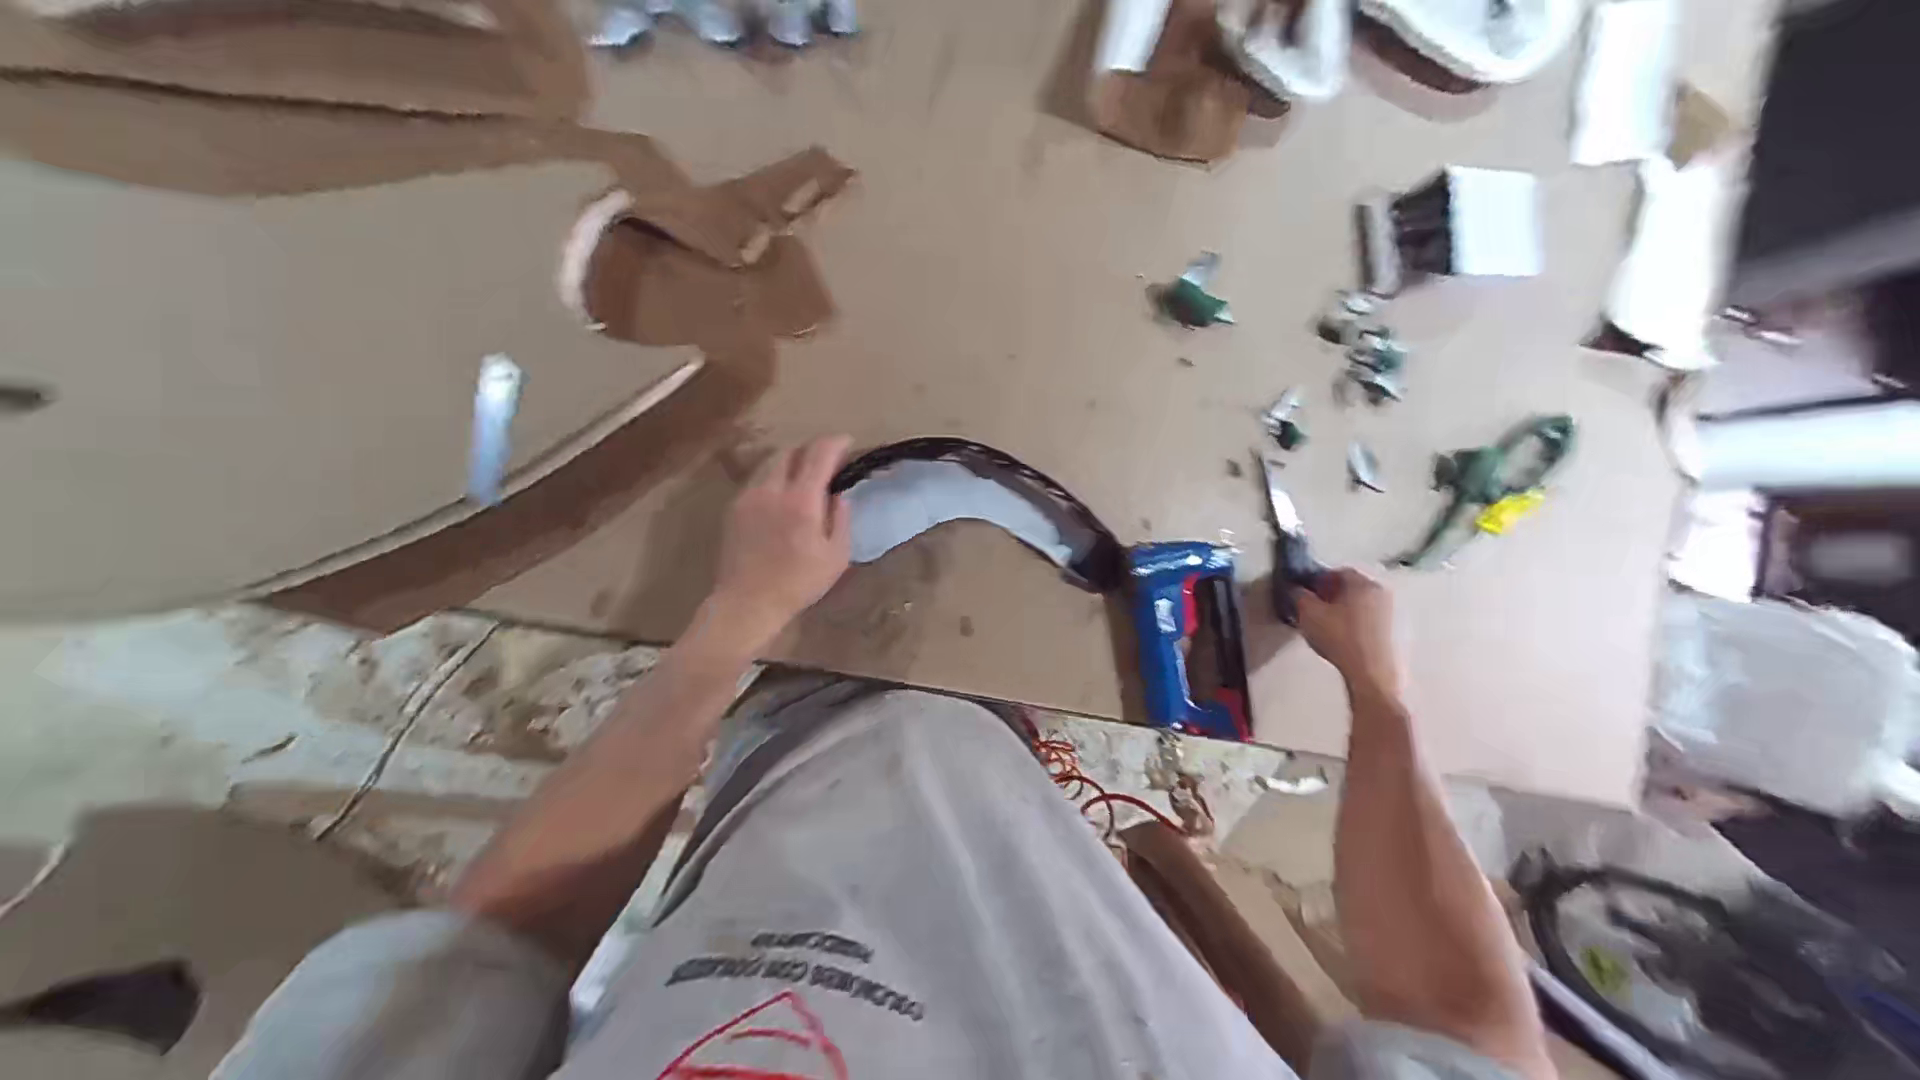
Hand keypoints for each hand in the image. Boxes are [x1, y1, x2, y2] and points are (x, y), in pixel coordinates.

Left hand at [700, 435, 853, 652]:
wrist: (747, 602)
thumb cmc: (798, 583)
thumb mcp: (836, 556)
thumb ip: (842, 519)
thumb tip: (839, 495)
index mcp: (802, 501)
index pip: (819, 455)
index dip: (836, 443)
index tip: (848, 443)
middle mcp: (772, 489)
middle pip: (791, 451)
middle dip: (812, 449)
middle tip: (827, 461)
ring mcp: (749, 496)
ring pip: (771, 463)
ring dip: (791, 462)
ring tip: (804, 476)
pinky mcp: (734, 508)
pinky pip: (758, 480)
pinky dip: (774, 478)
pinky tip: (782, 496)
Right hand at [1293, 568, 1401, 697]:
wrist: (1373, 675)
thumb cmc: (1342, 639)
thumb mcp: (1307, 613)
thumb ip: (1298, 596)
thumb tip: (1297, 591)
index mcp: (1363, 583)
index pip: (1337, 571)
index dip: (1317, 580)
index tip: (1306, 592)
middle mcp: (1382, 593)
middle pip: (1352, 587)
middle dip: (1331, 595)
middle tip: (1315, 608)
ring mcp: (1393, 614)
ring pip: (1362, 605)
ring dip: (1344, 610)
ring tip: (1327, 626)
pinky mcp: (1397, 634)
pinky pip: (1370, 621)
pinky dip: (1357, 625)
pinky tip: (1344, 640)